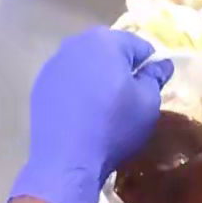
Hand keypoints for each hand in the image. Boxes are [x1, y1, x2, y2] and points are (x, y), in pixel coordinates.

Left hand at [10, 28, 172, 202]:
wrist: (67, 161)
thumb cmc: (114, 128)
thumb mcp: (147, 105)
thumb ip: (155, 79)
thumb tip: (161, 64)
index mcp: (106, 41)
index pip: (139, 46)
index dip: (149, 67)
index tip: (150, 90)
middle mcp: (75, 43)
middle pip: (108, 52)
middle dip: (120, 72)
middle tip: (126, 102)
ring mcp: (53, 65)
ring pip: (85, 67)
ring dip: (96, 82)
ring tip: (101, 111)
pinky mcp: (40, 87)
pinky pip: (67, 84)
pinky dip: (76, 95)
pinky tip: (80, 118)